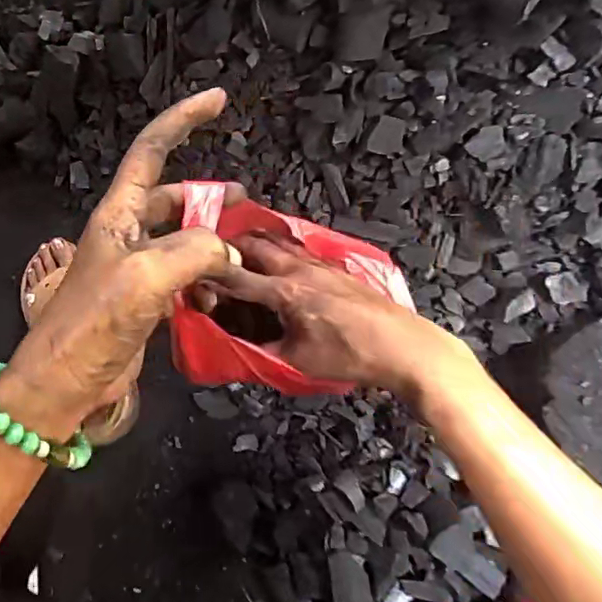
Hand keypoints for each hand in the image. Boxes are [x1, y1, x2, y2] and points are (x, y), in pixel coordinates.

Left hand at [0, 88, 245, 438]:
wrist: (66, 379)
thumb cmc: (95, 323)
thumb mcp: (146, 277)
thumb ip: (193, 251)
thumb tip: (226, 250)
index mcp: (117, 214)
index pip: (150, 151)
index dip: (182, 120)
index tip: (215, 99)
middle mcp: (124, 233)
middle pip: (171, 198)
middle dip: (208, 197)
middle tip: (246, 204)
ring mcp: (134, 267)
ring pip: (181, 239)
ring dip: (210, 243)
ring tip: (243, 255)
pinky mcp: (142, 299)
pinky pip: (182, 277)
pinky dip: (203, 282)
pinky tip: (217, 298)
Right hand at [211, 229, 479, 401]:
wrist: (409, 349)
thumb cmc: (352, 356)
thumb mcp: (297, 360)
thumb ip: (261, 347)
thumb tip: (235, 343)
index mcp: (284, 292)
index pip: (235, 277)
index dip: (209, 276)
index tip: (193, 276)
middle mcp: (298, 270)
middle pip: (254, 244)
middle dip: (228, 246)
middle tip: (211, 252)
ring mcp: (319, 265)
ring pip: (278, 240)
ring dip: (255, 240)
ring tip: (237, 245)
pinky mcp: (336, 268)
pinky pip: (298, 248)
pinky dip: (279, 247)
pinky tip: (278, 256)